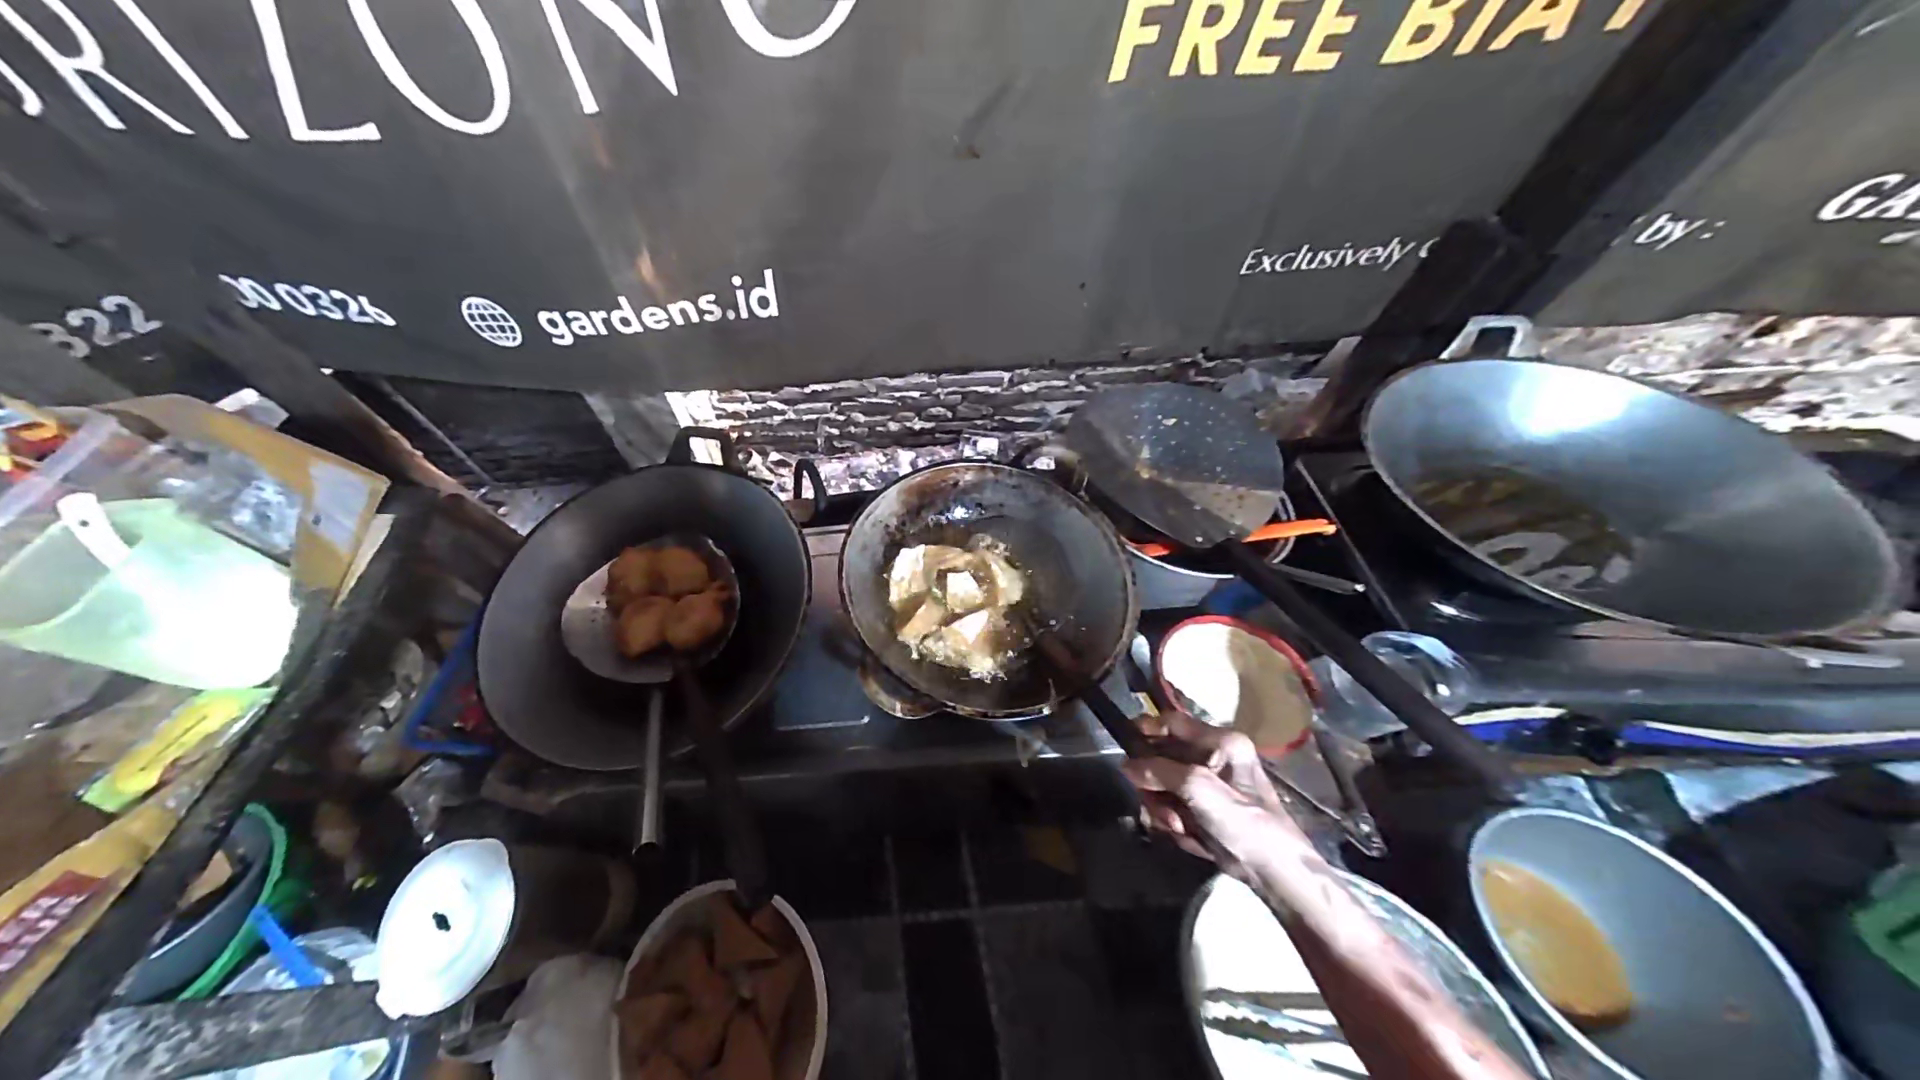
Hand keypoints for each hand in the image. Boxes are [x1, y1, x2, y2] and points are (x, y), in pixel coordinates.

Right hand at [1123, 709, 1313, 875]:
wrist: (1274, 872)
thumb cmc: (1244, 821)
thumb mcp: (1199, 789)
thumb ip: (1160, 772)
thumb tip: (1126, 766)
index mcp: (1221, 742)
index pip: (1173, 722)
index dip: (1147, 728)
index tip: (1125, 742)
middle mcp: (1214, 758)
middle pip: (1162, 758)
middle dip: (1156, 785)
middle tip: (1160, 807)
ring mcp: (1207, 786)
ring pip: (1163, 786)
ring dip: (1164, 809)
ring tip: (1179, 827)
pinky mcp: (1203, 810)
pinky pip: (1171, 807)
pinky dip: (1173, 822)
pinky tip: (1188, 836)